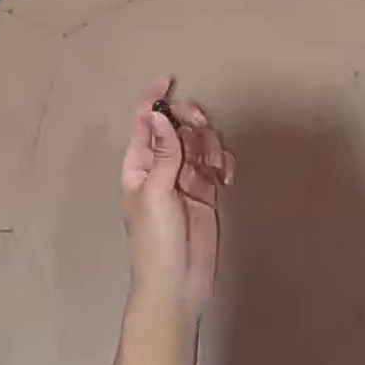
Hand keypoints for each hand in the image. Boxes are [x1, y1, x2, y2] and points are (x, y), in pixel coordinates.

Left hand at [120, 75, 233, 314]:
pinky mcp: (206, 194)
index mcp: (139, 163)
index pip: (144, 121)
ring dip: (208, 141)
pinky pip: (214, 166)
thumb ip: (163, 154)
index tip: (168, 79)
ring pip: (198, 143)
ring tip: (213, 160)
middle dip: (189, 118)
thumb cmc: (155, 239)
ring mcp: (184, 179)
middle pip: (176, 127)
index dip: (153, 99)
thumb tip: (159, 115)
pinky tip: (225, 173)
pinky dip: (221, 162)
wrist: (177, 285)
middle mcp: (160, 166)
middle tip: (202, 123)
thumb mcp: (156, 193)